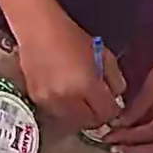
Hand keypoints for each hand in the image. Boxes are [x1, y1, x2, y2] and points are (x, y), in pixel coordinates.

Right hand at [14, 11, 125, 127]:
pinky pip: (55, 113)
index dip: (112, 111)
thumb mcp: (103, 54)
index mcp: (86, 85)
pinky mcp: (36, 99)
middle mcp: (67, 98)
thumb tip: (116, 98)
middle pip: (89, 122)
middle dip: (96, 115)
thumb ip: (115, 80)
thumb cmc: (72, 38)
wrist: (38, 30)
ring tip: (79, 101)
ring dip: (79, 115)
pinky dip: (63, 109)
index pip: (106, 113)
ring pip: (71, 122)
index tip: (111, 103)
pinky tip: (63, 95)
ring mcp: (49, 100)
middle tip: (96, 104)